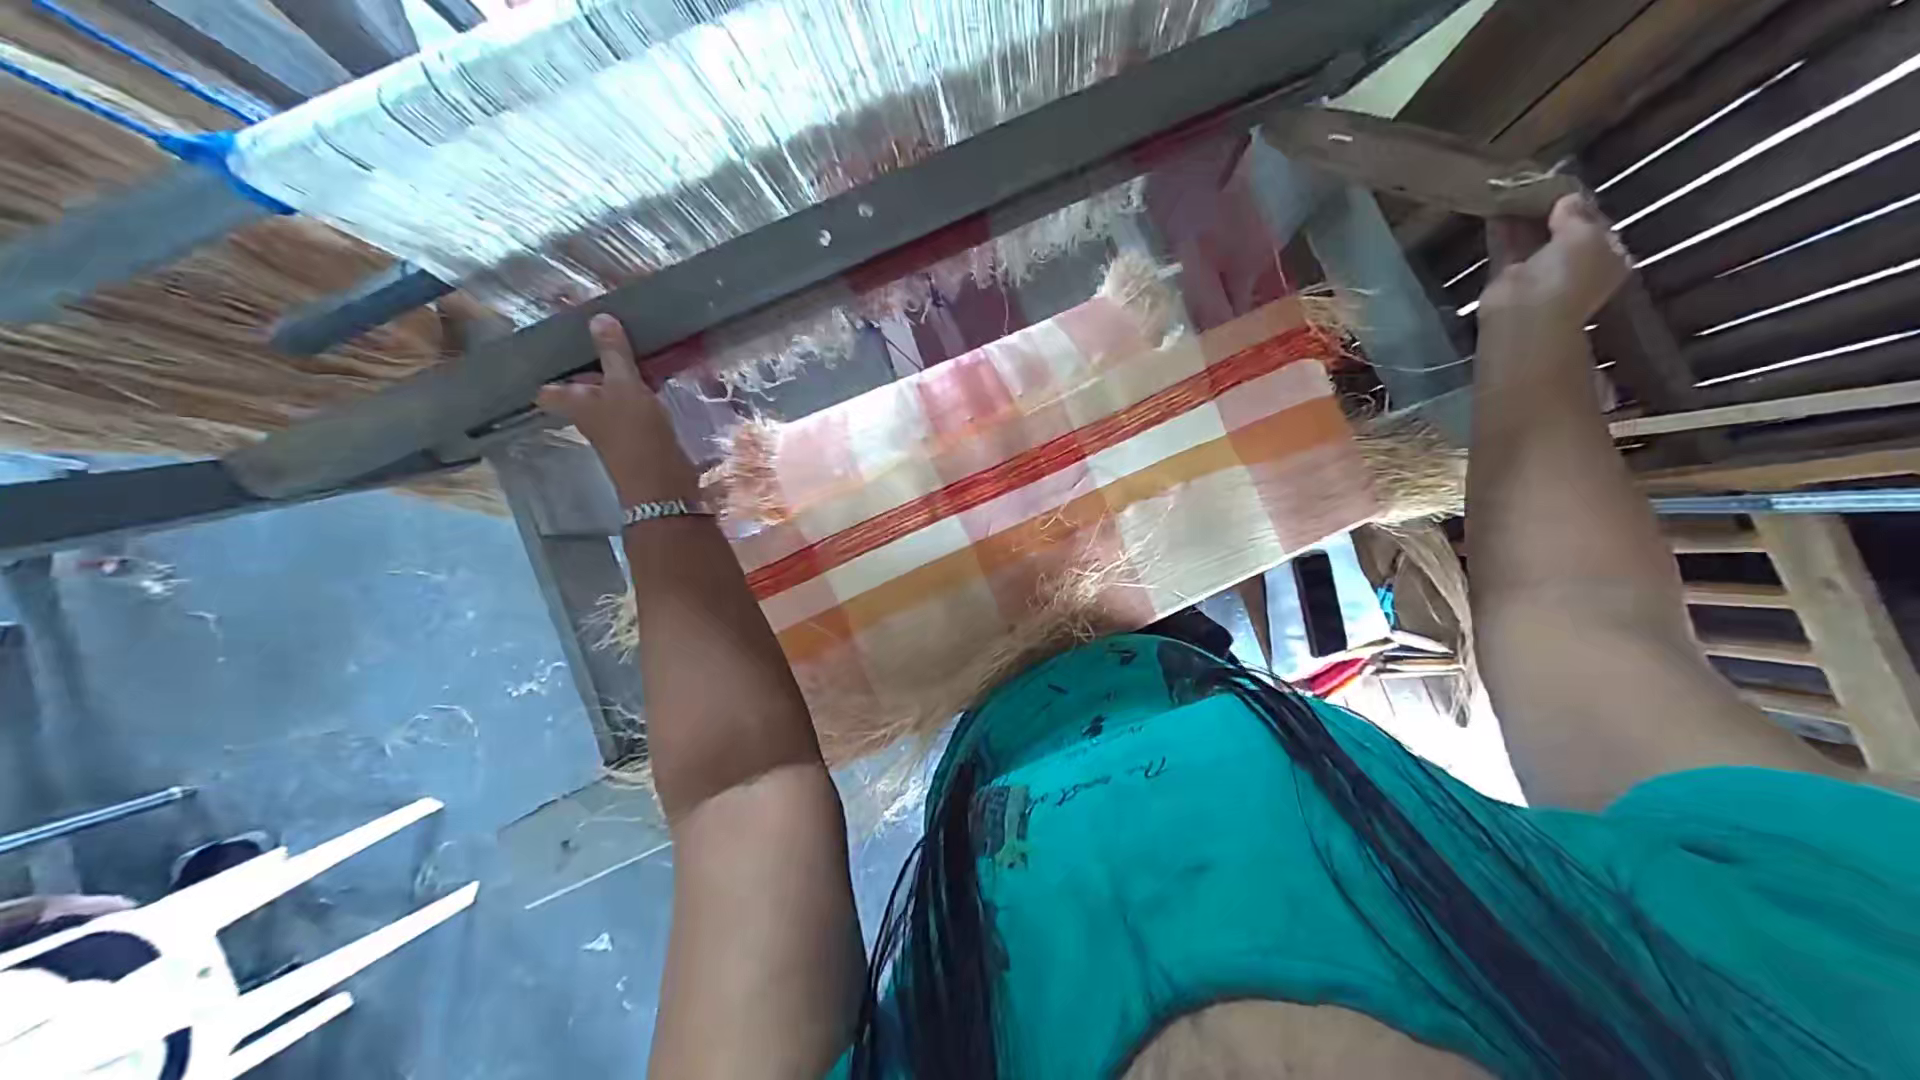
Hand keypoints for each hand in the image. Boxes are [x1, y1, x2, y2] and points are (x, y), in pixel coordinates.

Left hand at [536, 315, 700, 502]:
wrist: (662, 481)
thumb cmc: (634, 431)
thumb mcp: (624, 385)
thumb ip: (613, 352)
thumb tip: (598, 317)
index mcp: (572, 401)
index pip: (548, 386)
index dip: (550, 368)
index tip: (560, 345)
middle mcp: (587, 414)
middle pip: (582, 387)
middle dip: (593, 366)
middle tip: (606, 335)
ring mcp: (612, 425)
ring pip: (610, 394)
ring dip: (620, 377)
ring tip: (637, 348)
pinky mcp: (637, 434)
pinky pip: (633, 405)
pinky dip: (641, 391)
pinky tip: (657, 377)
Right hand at [1480, 194, 1631, 324]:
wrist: (1524, 315)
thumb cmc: (1568, 275)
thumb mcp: (1585, 235)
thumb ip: (1577, 213)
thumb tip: (1568, 198)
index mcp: (1607, 256)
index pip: (1595, 223)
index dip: (1582, 204)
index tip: (1566, 184)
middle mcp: (1574, 264)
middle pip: (1561, 230)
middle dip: (1549, 209)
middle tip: (1537, 182)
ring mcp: (1538, 271)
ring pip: (1531, 236)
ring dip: (1523, 216)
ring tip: (1514, 188)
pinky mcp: (1506, 276)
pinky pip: (1506, 246)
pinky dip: (1501, 228)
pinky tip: (1495, 207)